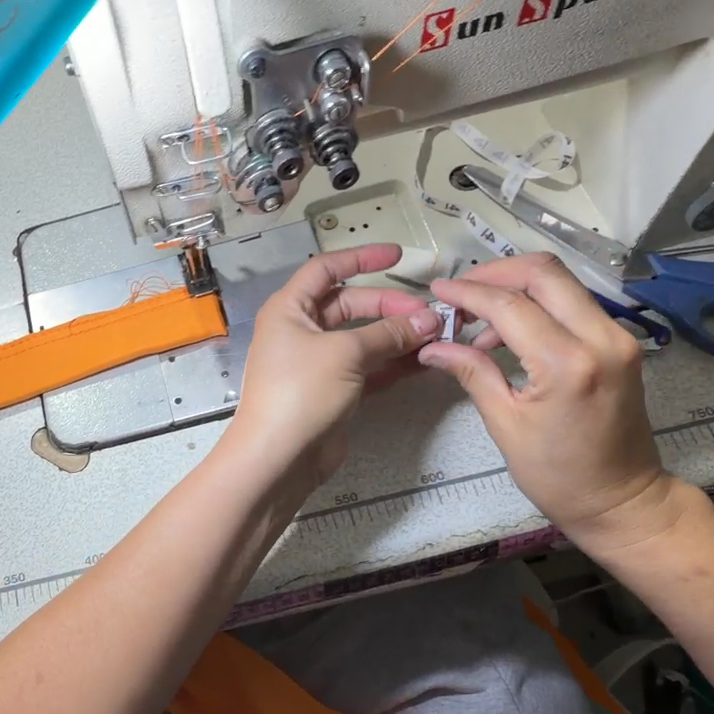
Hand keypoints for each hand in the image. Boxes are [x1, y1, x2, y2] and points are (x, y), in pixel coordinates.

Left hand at [226, 244, 440, 484]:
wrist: (278, 457)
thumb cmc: (301, 391)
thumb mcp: (345, 353)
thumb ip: (388, 333)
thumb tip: (428, 321)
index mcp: (289, 309)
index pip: (326, 270)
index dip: (361, 258)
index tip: (398, 256)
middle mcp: (299, 331)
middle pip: (349, 305)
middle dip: (389, 306)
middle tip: (428, 317)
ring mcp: (316, 363)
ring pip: (361, 339)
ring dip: (396, 336)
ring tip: (434, 337)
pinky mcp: (331, 392)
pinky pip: (366, 368)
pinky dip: (391, 364)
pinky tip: (422, 362)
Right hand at [419, 254, 681, 552]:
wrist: (622, 499)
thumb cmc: (557, 474)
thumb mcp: (505, 425)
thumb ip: (472, 372)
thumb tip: (433, 346)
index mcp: (567, 364)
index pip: (510, 305)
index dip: (469, 292)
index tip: (438, 290)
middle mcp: (600, 338)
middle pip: (544, 273)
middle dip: (496, 273)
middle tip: (461, 293)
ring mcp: (617, 336)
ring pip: (562, 282)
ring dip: (517, 287)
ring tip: (480, 320)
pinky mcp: (620, 342)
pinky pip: (575, 303)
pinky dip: (538, 304)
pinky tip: (510, 330)